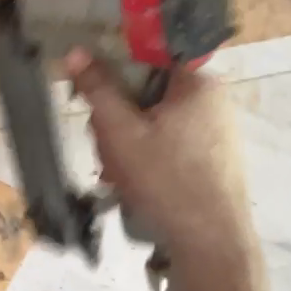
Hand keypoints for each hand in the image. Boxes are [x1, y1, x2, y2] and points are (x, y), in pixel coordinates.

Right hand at [66, 48, 253, 257]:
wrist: (209, 240)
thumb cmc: (165, 178)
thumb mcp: (120, 131)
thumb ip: (97, 89)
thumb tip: (76, 50)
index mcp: (197, 84)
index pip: (146, 58)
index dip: (112, 72)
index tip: (91, 96)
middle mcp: (212, 101)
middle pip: (145, 93)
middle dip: (116, 119)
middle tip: (106, 148)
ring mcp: (215, 131)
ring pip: (151, 122)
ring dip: (125, 143)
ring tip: (117, 173)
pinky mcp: (211, 158)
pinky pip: (166, 144)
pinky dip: (143, 158)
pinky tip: (132, 182)